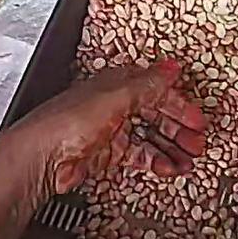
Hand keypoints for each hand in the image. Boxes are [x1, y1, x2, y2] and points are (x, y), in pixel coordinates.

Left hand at [0, 60, 206, 204]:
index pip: (156, 91)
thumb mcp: (114, 98)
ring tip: (189, 160)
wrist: (40, 158)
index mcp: (116, 86)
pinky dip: (156, 162)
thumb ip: (146, 86)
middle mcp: (114, 106)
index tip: (197, 119)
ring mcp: (111, 131)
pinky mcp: (106, 154)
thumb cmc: (66, 124)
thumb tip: (170, 69)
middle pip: (156, 114)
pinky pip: (138, 156)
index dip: (178, 104)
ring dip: (171, 148)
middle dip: (179, 129)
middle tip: (198, 142)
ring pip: (150, 137)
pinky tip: (168, 169)